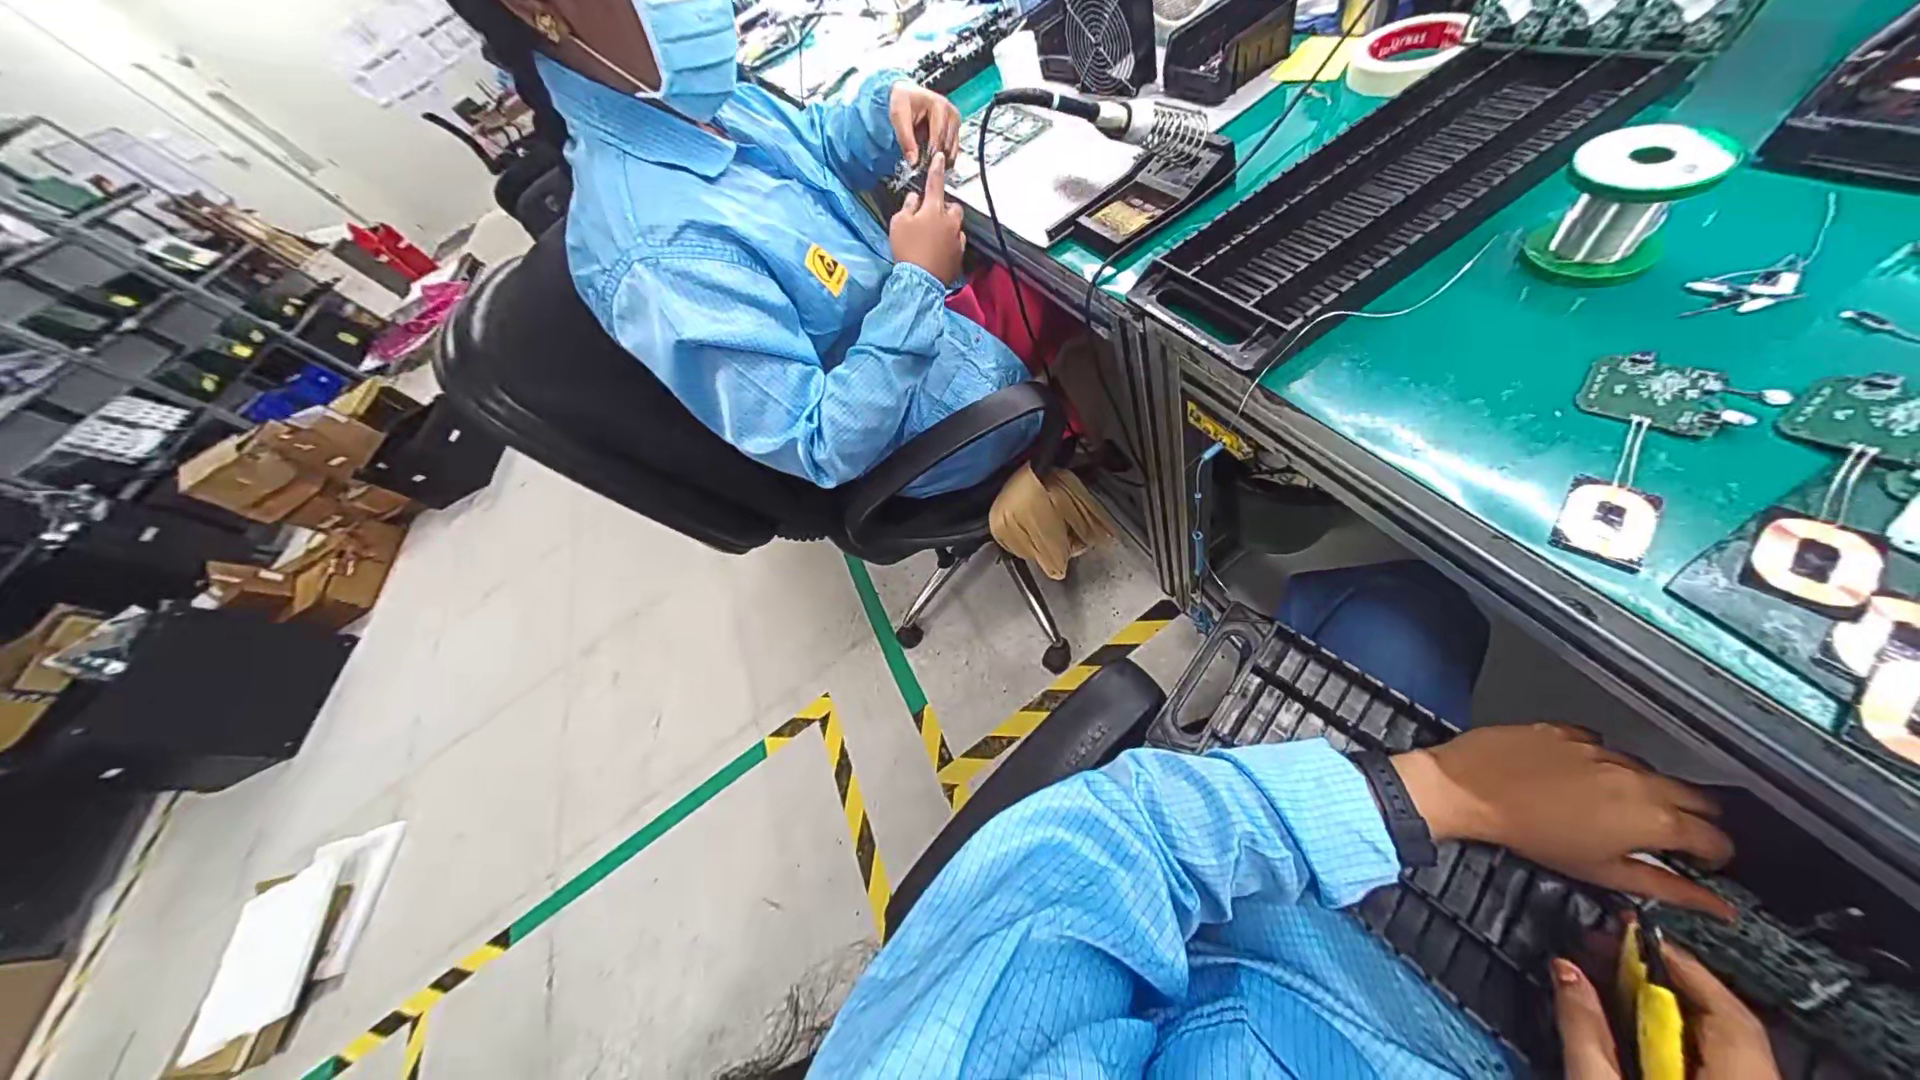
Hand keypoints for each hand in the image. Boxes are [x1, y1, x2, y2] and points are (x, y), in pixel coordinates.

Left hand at [889, 81, 959, 166]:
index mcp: (940, 106)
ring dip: (939, 161)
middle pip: (947, 146)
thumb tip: (914, 162)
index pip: (939, 137)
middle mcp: (952, 114)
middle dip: (934, 159)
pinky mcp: (956, 131)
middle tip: (922, 167)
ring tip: (926, 164)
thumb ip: (906, 139)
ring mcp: (955, 123)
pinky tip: (932, 161)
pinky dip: (943, 160)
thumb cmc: (902, 102)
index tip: (920, 166)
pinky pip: (953, 152)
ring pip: (951, 152)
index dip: (930, 155)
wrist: (908, 95)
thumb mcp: (898, 116)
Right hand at [889, 152, 964, 283]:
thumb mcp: (898, 223)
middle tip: (931, 216)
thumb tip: (915, 198)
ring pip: (956, 227)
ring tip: (934, 238)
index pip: (936, 182)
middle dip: (945, 208)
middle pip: (953, 208)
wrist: (920, 282)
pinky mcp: (959, 257)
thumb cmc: (907, 249)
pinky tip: (939, 252)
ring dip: (948, 228)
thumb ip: (908, 206)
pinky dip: (949, 244)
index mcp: (934, 209)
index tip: (940, 157)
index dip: (936, 168)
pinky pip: (956, 245)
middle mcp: (950, 222)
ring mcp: (957, 240)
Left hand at [1390, 723, 1736, 917]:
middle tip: (1668, 832)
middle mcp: (1634, 776)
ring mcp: (1597, 748)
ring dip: (1642, 786)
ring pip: (1646, 767)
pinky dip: (1596, 758)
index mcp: (1654, 816)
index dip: (1713, 855)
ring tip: (1611, 802)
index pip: (1717, 837)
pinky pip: (1596, 743)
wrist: (1464, 789)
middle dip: (1693, 817)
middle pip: (1695, 796)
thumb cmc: (1526, 832)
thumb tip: (1716, 907)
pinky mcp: (1562, 729)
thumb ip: (1667, 888)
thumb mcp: (1601, 871)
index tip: (1700, 861)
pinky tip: (1575, 772)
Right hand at [1552, 943, 1781, 1079]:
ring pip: (1722, 1044)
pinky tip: (1640, 1025)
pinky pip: (1720, 1063)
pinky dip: (1678, 1034)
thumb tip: (1565, 969)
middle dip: (1667, 979)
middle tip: (1612, 950)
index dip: (1680, 965)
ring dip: (1669, 1006)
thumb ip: (1583, 1026)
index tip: (1632, 932)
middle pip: (1725, 1023)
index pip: (1726, 1013)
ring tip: (1618, 981)